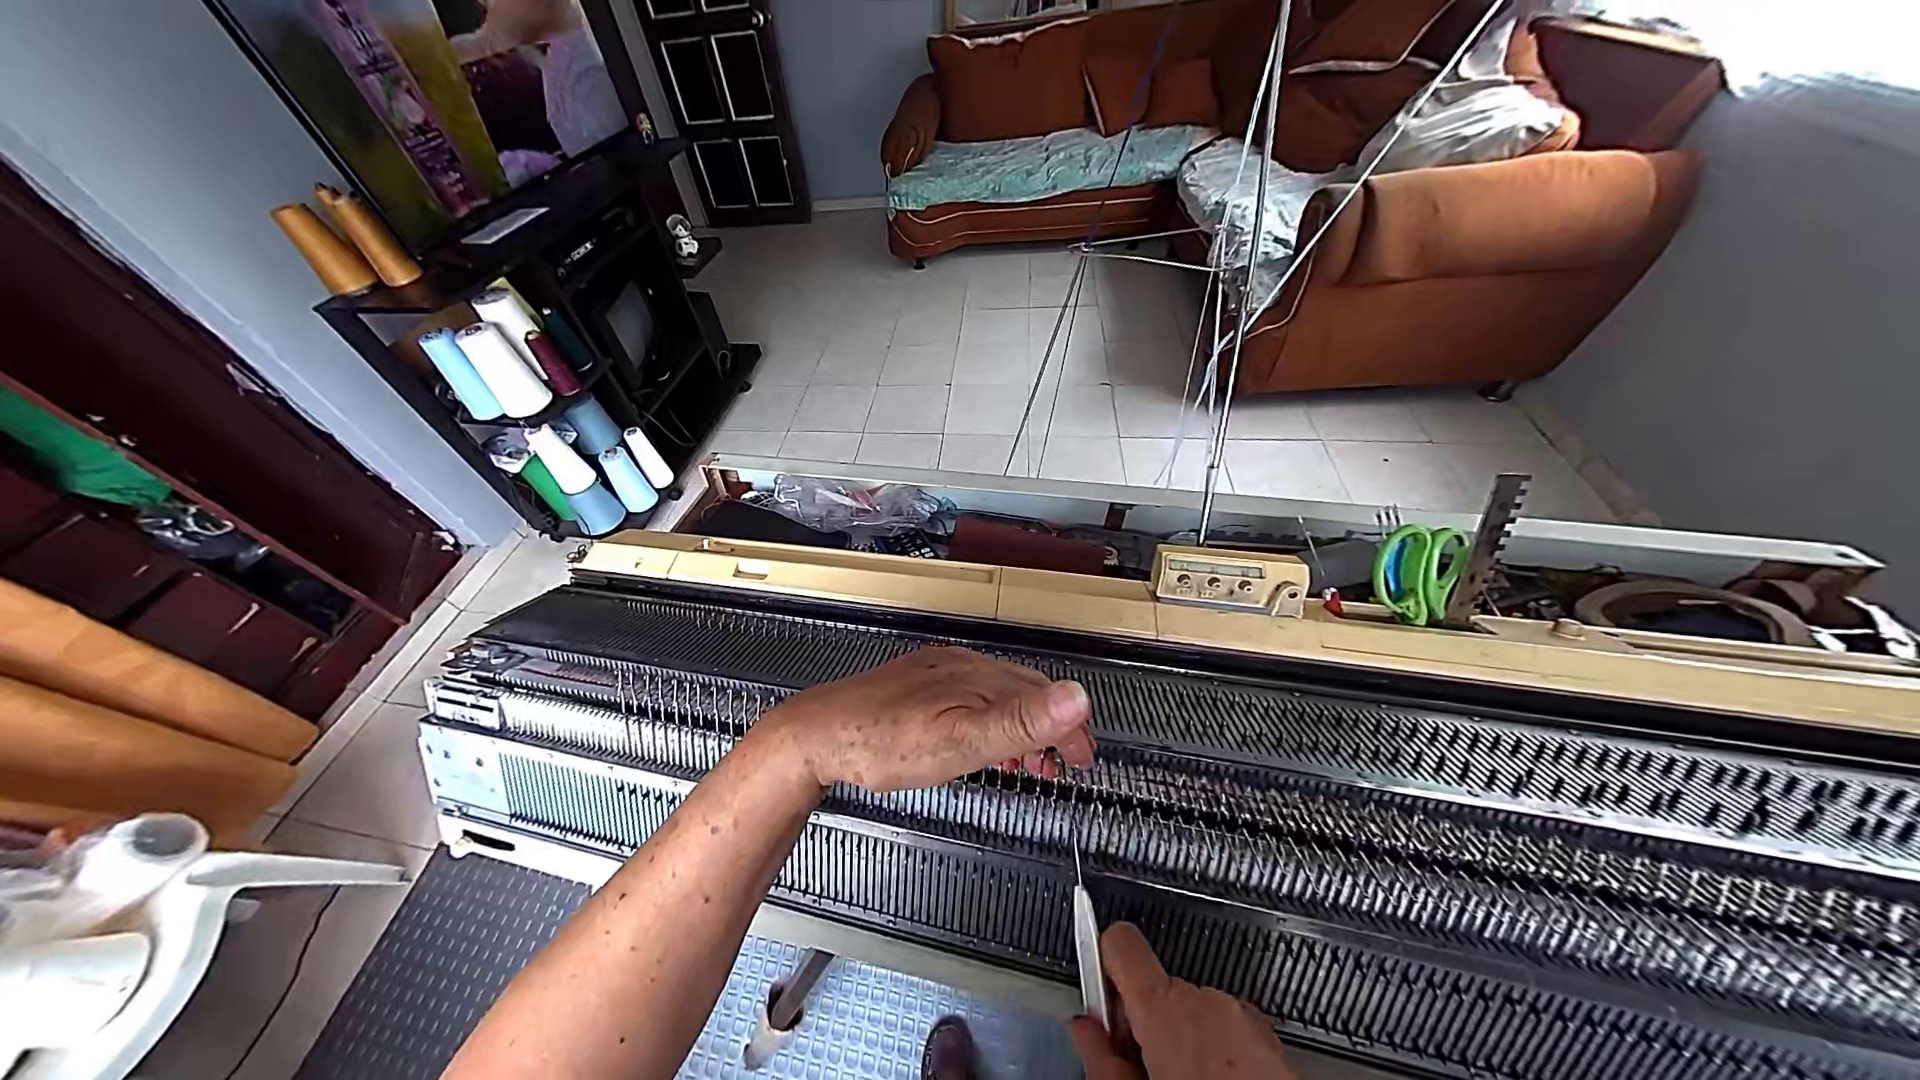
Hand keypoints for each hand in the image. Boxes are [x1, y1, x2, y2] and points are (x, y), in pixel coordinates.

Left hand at [753, 646, 1094, 791]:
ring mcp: (937, 676)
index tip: (1083, 757)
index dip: (1070, 727)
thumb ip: (1020, 722)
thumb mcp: (959, 741)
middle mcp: (960, 668)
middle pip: (1025, 692)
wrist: (815, 737)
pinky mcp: (918, 688)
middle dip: (1051, 727)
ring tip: (1029, 760)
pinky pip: (969, 698)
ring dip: (1022, 726)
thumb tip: (1076, 698)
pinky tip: (982, 740)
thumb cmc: (879, 742)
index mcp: (976, 677)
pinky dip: (991, 721)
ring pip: (997, 696)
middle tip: (1065, 760)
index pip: (1044, 695)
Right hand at [1068, 922, 1294, 1079]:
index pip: (1120, 942)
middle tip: (1144, 1072)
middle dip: (1146, 1026)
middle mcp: (1207, 1001)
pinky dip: (1216, 1056)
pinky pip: (1227, 1032)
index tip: (1101, 999)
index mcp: (1166, 1007)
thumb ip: (1101, 1060)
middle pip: (1156, 989)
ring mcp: (1244, 1020)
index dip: (1103, 964)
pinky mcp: (1270, 1042)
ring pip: (1192, 1014)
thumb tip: (1085, 1029)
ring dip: (1183, 1043)